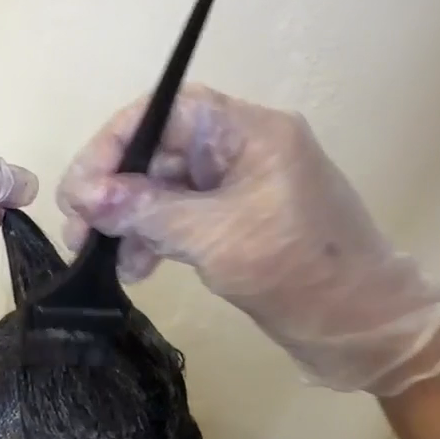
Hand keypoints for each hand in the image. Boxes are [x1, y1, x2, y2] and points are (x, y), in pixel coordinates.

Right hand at [56, 84, 439, 394]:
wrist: (361, 328)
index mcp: (249, 132)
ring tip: (96, 255)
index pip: (167, 111)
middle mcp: (240, 150)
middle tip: (77, 228)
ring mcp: (237, 189)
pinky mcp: (233, 224)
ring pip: (164, 188)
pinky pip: (178, 218)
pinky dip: (151, 239)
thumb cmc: (300, 272)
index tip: (80, 186)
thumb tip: (88, 196)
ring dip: (126, 218)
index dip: (115, 142)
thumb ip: (150, 212)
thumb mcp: (217, 239)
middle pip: (160, 150)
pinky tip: (132, 269)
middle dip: (113, 187)